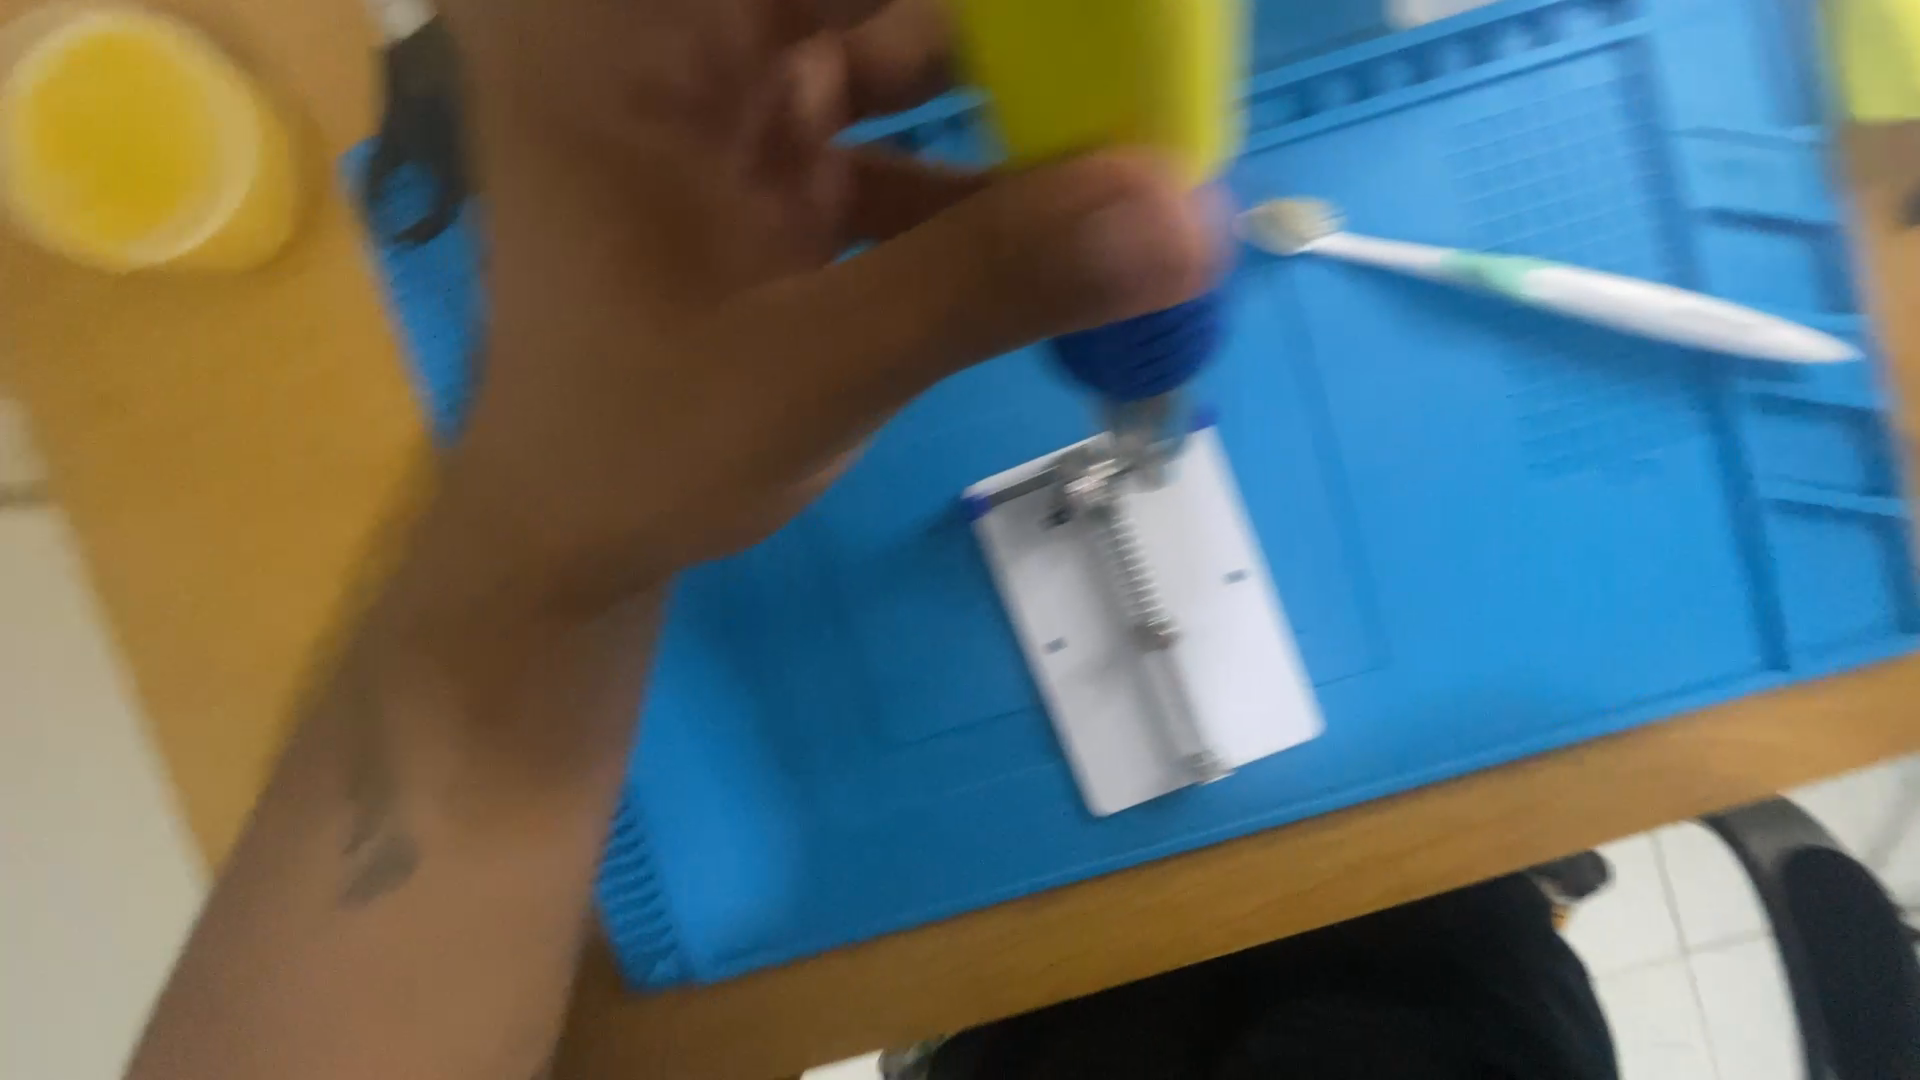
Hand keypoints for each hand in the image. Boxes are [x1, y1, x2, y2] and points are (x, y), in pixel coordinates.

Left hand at [430, 0, 1222, 623]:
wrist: (584, 536)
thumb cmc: (648, 452)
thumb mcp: (820, 367)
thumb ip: (992, 284)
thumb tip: (1186, 222)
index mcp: (612, 30)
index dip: (973, 0)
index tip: (1100, 20)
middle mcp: (662, 37)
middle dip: (1003, 32)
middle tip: (1128, 58)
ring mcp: (722, 108)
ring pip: (886, 43)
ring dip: (1004, 88)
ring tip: (1118, 126)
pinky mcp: (768, 177)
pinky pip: (889, 139)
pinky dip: (971, 176)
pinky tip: (1052, 217)